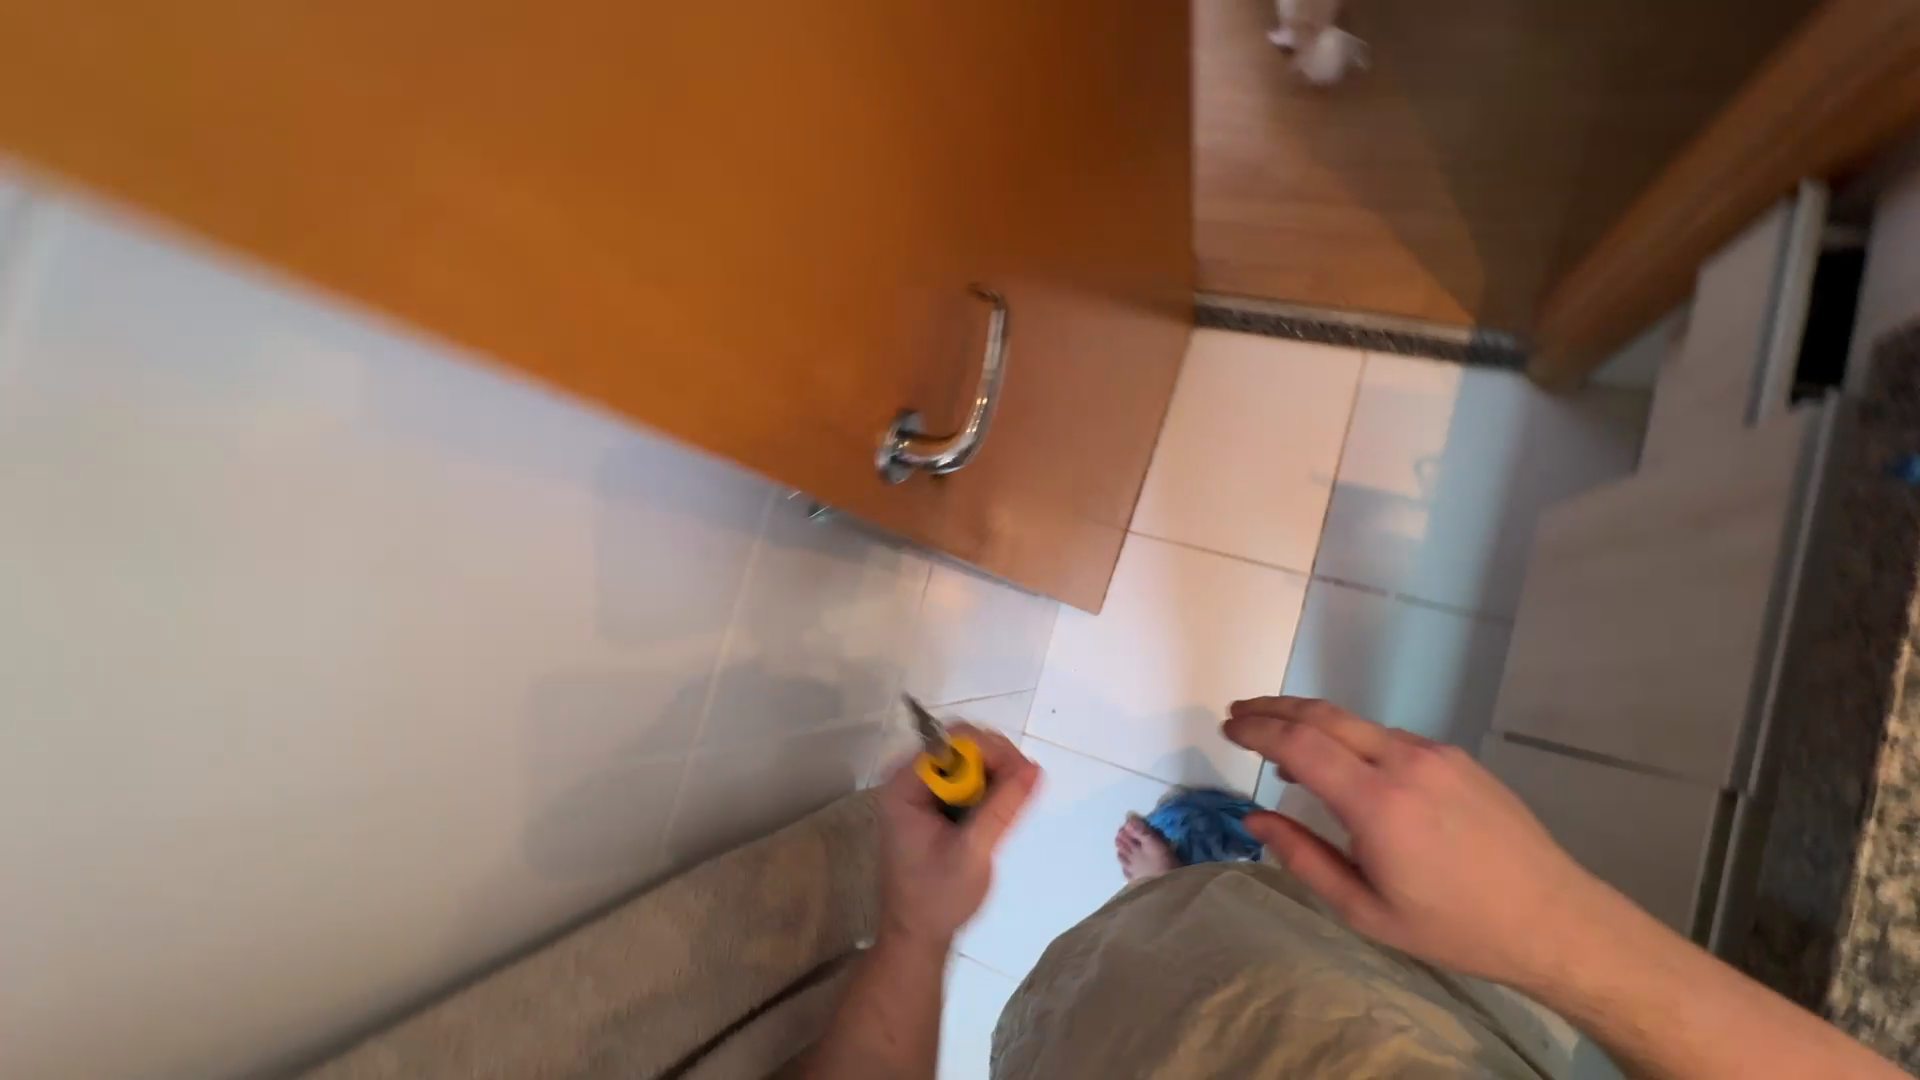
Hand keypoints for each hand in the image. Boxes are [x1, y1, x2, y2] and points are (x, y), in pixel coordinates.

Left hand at [875, 725, 1040, 950]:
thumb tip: (1035, 770)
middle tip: (1024, 788)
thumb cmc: (937, 899)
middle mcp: (909, 777)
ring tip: (1016, 802)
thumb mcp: (972, 854)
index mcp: (904, 785)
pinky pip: (968, 774)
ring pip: (969, 756)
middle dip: (997, 759)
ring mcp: (921, 787)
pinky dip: (990, 784)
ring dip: (998, 772)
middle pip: (961, 743)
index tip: (1022, 774)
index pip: (951, 741)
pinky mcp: (934, 799)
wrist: (917, 933)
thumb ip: (1001, 809)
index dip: (990, 749)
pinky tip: (1001, 808)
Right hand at [1223, 697, 1620, 989]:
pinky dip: (1347, 738)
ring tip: (1279, 740)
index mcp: (1377, 803)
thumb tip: (1255, 818)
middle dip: (1272, 708)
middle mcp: (1403, 762)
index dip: (1256, 730)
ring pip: (1354, 722)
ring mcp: (1433, 753)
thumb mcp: (1365, 910)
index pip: (1299, 743)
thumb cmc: (1454, 926)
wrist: (1559, 922)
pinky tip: (1342, 765)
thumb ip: (1302, 858)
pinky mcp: (1453, 756)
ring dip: (1308, 722)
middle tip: (1238, 713)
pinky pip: (1385, 736)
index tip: (1227, 729)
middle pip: (1321, 714)